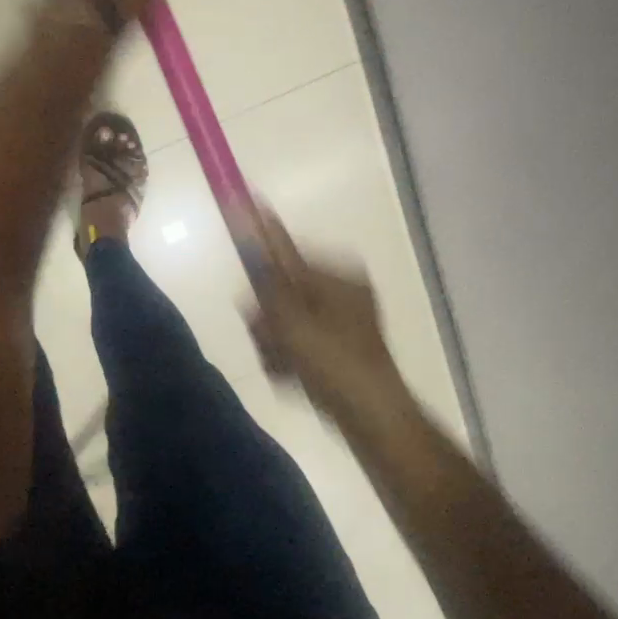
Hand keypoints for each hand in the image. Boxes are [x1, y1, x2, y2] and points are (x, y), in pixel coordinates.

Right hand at [247, 209, 410, 424]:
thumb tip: (250, 239)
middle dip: (267, 319)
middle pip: (278, 291)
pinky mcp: (335, 351)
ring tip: (286, 368)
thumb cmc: (337, 366)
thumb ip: (267, 284)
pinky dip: (286, 361)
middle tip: (270, 342)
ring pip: (280, 322)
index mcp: (339, 277)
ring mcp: (339, 323)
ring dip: (273, 345)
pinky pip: (293, 345)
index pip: (287, 248)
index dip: (261, 230)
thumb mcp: (295, 323)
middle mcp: (341, 292)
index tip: (244, 198)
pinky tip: (293, 379)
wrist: (373, 419)